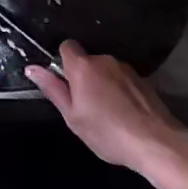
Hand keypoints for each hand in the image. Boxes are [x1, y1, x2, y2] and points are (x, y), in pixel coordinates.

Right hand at [25, 42, 187, 173]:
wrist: (155, 142)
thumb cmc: (107, 132)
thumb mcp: (72, 116)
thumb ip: (53, 89)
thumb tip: (32, 68)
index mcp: (83, 67)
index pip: (67, 47)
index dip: (63, 63)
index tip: (66, 85)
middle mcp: (105, 60)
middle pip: (87, 61)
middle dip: (83, 79)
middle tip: (85, 108)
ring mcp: (126, 68)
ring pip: (105, 71)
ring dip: (102, 86)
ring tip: (107, 116)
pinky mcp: (143, 79)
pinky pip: (122, 80)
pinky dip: (119, 92)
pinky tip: (124, 115)